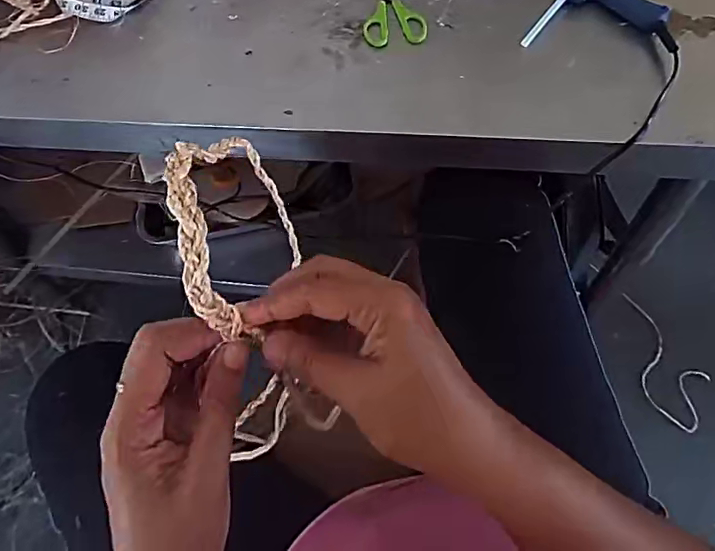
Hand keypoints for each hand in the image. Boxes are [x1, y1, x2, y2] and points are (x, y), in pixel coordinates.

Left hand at [101, 319, 248, 550]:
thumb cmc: (181, 541)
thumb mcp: (207, 473)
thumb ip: (220, 404)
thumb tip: (236, 345)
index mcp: (127, 425)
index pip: (152, 349)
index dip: (192, 331)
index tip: (234, 330)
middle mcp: (126, 414)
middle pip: (154, 349)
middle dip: (197, 336)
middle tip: (239, 340)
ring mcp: (139, 421)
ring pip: (166, 362)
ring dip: (201, 353)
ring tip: (238, 357)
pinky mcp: (155, 429)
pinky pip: (175, 385)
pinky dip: (201, 374)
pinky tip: (226, 377)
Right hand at [238, 256, 506, 477]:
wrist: (471, 442)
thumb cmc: (416, 418)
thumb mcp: (356, 392)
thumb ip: (309, 361)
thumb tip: (268, 344)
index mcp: (382, 300)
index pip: (318, 288)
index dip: (277, 302)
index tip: (243, 318)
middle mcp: (386, 290)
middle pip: (327, 274)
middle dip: (289, 293)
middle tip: (257, 320)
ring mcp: (391, 304)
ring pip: (336, 288)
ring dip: (304, 304)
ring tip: (272, 332)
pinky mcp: (392, 322)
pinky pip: (348, 307)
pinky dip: (321, 318)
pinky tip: (301, 340)